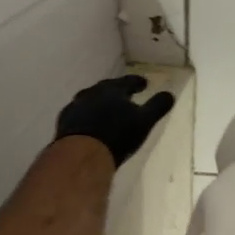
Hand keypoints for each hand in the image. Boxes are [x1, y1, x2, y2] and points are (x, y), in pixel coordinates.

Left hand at [55, 75, 175, 165]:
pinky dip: (85, 115)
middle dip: (116, 90)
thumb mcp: (144, 121)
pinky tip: (88, 123)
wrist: (82, 153)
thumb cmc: (118, 135)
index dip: (137, 82)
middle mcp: (93, 93)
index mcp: (113, 90)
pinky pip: (78, 113)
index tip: (144, 83)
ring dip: (99, 102)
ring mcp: (76, 106)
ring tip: (105, 109)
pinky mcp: (64, 121)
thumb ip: (157, 106)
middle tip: (124, 95)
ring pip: (90, 99)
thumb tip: (170, 94)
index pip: (128, 81)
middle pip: (107, 88)